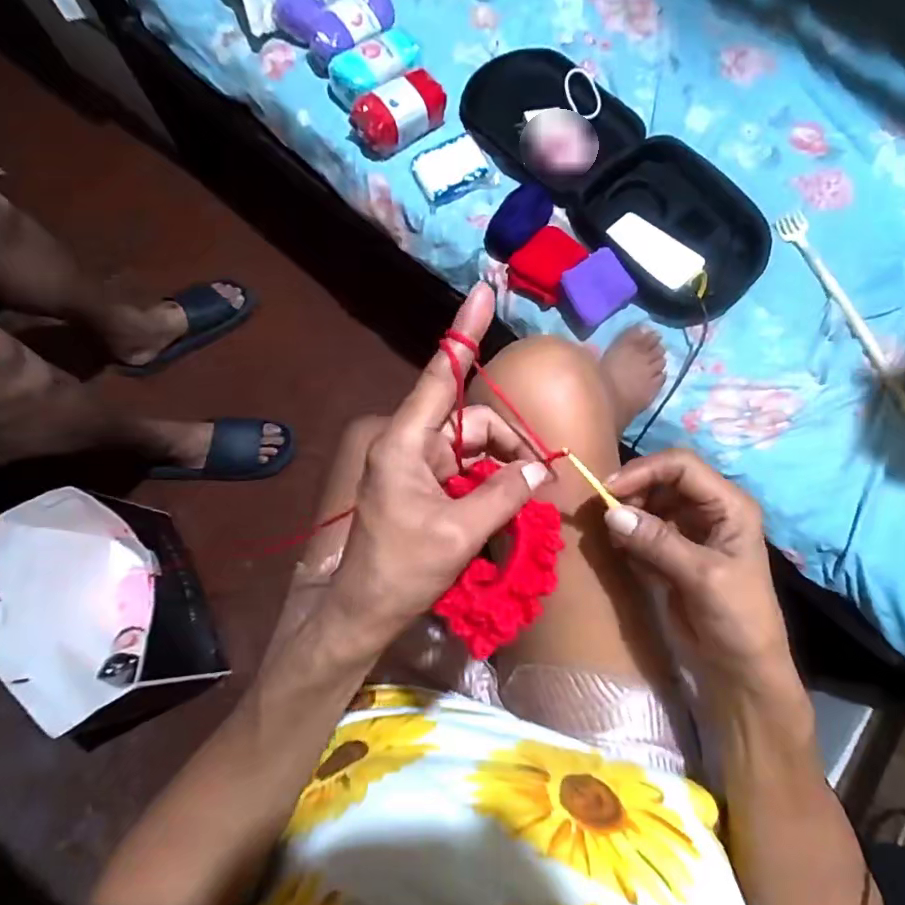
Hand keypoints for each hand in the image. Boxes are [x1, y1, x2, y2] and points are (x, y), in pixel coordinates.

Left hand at [321, 284, 550, 659]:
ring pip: (472, 446)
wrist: (364, 611)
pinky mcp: (422, 485)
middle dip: (508, 442)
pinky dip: (488, 481)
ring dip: (501, 466)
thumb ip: (504, 493)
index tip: (483, 293)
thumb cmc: (403, 570)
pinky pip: (464, 469)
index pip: (441, 376)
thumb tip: (540, 468)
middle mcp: (409, 443)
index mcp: (405, 442)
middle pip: (471, 422)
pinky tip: (507, 505)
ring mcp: (415, 464)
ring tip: (525, 499)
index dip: (464, 334)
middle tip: (539, 477)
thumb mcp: (460, 532)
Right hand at [601, 449, 794, 691]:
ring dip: (629, 516)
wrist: (740, 669)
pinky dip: (630, 538)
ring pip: (650, 504)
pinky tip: (628, 558)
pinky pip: (644, 530)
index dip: (644, 470)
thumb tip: (611, 513)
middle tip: (607, 516)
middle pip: (662, 480)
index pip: (682, 466)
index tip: (609, 490)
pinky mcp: (673, 551)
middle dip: (633, 492)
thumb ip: (657, 541)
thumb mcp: (700, 576)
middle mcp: (710, 510)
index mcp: (729, 505)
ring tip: (616, 541)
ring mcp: (690, 530)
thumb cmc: (736, 618)